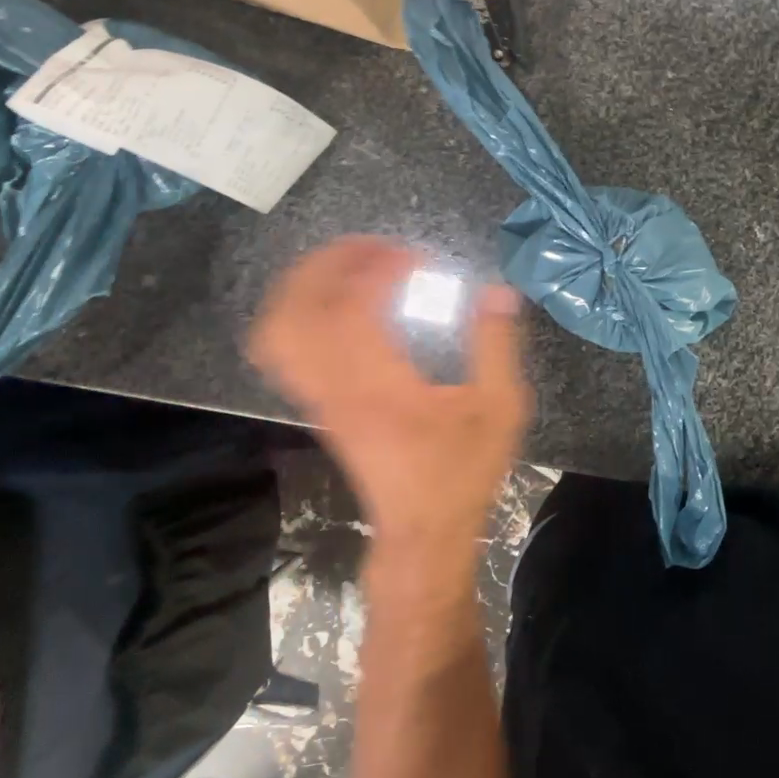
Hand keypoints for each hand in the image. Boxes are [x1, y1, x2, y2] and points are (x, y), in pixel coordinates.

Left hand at [247, 237, 531, 543]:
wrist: (422, 529)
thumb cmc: (464, 470)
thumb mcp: (500, 410)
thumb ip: (496, 347)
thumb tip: (496, 292)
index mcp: (381, 385)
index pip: (356, 305)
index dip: (382, 267)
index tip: (419, 256)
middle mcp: (336, 387)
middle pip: (298, 308)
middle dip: (331, 264)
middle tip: (376, 248)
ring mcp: (318, 398)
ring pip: (279, 328)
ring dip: (306, 285)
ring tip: (349, 267)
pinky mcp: (316, 407)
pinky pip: (282, 350)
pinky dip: (298, 313)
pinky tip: (334, 306)